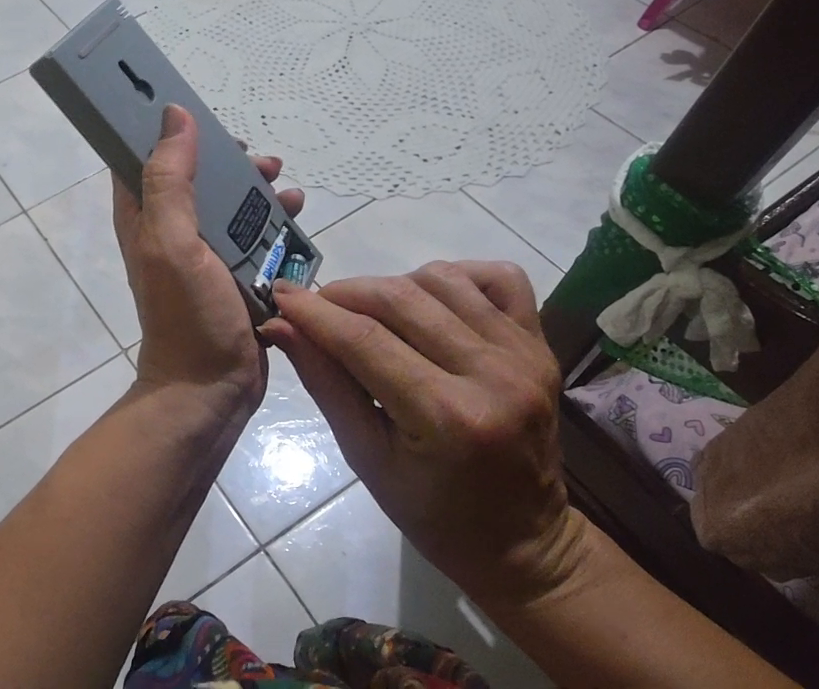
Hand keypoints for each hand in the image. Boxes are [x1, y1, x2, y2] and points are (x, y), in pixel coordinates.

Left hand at [112, 105, 303, 418]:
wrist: (211, 388)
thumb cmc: (186, 312)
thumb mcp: (171, 240)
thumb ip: (170, 178)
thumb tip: (174, 115)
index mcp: (144, 216)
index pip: (144, 156)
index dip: (167, 130)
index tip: (200, 114)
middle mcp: (170, 228)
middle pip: (197, 174)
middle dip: (226, 158)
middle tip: (254, 156)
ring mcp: (204, 251)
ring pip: (230, 201)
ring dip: (256, 187)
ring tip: (283, 182)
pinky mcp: (236, 271)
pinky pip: (256, 232)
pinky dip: (276, 218)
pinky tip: (298, 212)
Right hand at [264, 263, 587, 608]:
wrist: (523, 542)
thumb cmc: (432, 512)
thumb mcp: (365, 456)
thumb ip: (324, 383)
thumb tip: (278, 324)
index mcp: (448, 417)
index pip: (363, 339)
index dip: (314, 312)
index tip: (278, 295)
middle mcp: (493, 375)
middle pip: (400, 298)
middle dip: (344, 294)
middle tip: (315, 308)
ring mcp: (524, 355)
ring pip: (441, 280)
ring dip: (392, 285)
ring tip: (371, 314)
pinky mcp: (540, 345)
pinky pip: (499, 278)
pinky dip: (457, 277)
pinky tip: (430, 303)